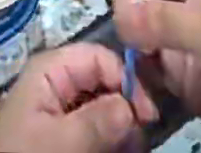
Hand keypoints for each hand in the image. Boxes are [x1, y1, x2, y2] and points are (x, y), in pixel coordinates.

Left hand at [0, 44, 157, 152]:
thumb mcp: (58, 142)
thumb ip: (95, 121)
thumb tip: (131, 105)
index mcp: (51, 68)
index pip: (99, 56)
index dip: (126, 79)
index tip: (149, 115)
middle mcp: (58, 81)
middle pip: (104, 82)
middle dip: (125, 108)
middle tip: (139, 140)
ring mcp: (62, 109)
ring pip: (104, 108)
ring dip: (121, 128)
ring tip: (128, 149)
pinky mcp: (64, 133)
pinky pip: (96, 129)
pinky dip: (110, 140)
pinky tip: (117, 151)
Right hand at [116, 0, 200, 152]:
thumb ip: (163, 19)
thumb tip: (119, 14)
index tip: (130, 13)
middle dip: (124, 21)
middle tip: (134, 50)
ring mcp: (168, 34)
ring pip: (129, 29)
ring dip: (126, 52)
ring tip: (132, 77)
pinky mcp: (168, 68)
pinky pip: (137, 62)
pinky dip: (134, 76)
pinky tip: (142, 94)